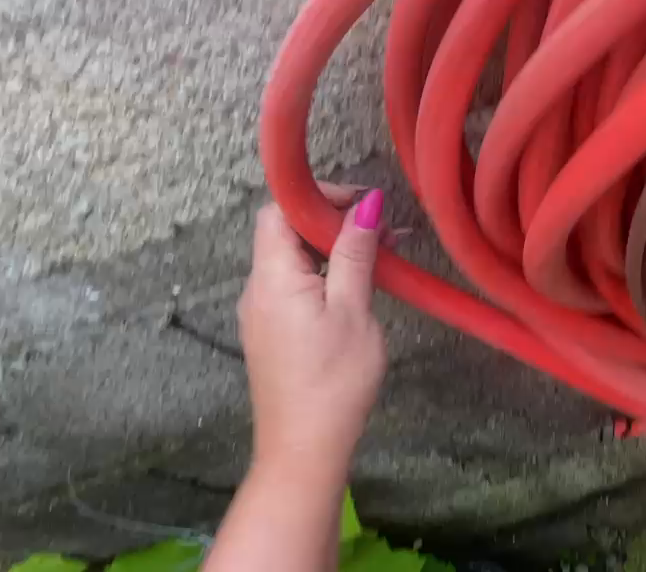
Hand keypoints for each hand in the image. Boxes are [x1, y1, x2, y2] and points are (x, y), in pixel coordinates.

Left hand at [236, 184, 388, 480]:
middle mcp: (259, 290)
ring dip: (338, 244)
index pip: (279, 212)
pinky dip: (330, 268)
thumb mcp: (353, 308)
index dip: (318, 196)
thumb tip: (366, 202)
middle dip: (336, 218)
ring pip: (297, 256)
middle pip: (287, 231)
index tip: (364, 201)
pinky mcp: (276, 329)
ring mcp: (265, 311)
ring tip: (386, 248)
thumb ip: (355, 253)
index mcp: (273, 279)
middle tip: (385, 225)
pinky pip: (299, 281)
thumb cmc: (334, 377)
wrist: (306, 449)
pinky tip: (366, 278)